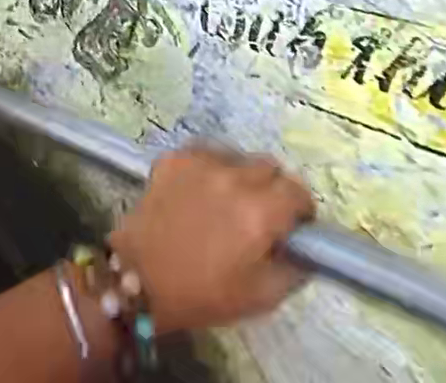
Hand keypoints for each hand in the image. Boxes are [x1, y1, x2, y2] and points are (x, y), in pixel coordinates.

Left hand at [109, 147, 313, 332]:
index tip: (295, 223)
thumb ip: (294, 265)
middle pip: (268, 165)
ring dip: (241, 172)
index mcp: (259, 212)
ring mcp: (197, 162)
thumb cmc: (205, 292)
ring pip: (235, 154)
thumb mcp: (264, 294)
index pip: (296, 189)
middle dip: (273, 187)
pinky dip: (211, 165)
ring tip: (231, 198)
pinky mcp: (172, 158)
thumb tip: (302, 245)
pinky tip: (204, 187)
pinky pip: (204, 151)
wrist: (143, 274)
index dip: (301, 207)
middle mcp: (231, 178)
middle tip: (264, 211)